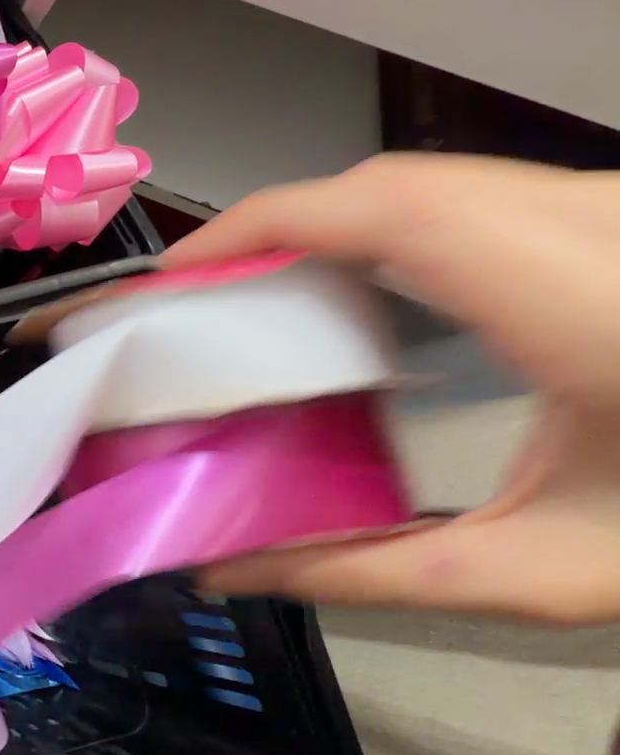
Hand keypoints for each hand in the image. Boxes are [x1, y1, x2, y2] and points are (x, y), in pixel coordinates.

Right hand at [166, 153, 619, 621]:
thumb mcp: (545, 573)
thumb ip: (367, 573)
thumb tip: (224, 570)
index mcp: (592, 311)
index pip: (397, 212)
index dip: (266, 225)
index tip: (177, 272)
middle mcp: (611, 231)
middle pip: (395, 184)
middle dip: (273, 228)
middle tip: (201, 293)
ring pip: (429, 180)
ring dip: (322, 224)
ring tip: (256, 288)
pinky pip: (469, 194)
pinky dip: (377, 225)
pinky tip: (350, 280)